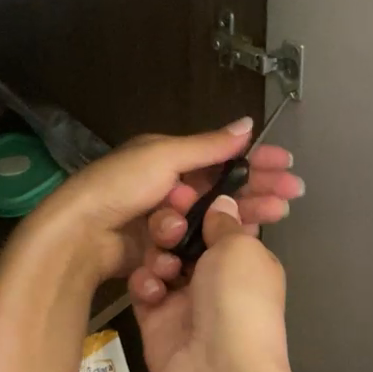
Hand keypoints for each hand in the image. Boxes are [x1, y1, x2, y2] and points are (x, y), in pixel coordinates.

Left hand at [26, 119, 303, 284]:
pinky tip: (240, 237)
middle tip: (292, 195)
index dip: (255, 161)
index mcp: (172, 158)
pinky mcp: (166, 248)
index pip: (223, 157)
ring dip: (243, 212)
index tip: (286, 166)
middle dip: (259, 189)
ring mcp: (170, 220)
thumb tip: (248, 123)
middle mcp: (173, 186)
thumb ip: (209, 146)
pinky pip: (199, 241)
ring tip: (274, 214)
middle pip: (226, 189)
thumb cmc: (121, 186)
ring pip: (216, 216)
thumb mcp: (164, 157)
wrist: (80, 234)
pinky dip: (215, 238)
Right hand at [130, 194, 289, 371]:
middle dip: (174, 227)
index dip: (205, 204)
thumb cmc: (240, 299)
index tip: (186, 186)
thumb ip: (225, 222)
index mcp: (247, 258)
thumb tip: (222, 202)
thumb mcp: (240, 248)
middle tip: (170, 226)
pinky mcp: (156, 319)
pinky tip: (152, 291)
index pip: (223, 223)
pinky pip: (144, 288)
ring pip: (161, 258)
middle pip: (186, 237)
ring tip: (165, 266)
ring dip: (158, 255)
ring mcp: (185, 298)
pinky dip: (145, 284)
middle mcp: (217, 277)